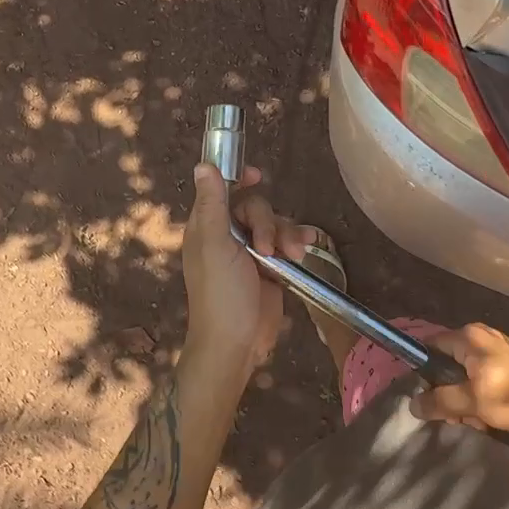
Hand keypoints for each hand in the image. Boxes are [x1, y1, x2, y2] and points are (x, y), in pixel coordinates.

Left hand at [183, 163, 314, 372]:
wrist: (237, 343)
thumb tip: (202, 165)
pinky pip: (286, 242)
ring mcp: (249, 253)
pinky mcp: (270, 268)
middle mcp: (227, 236)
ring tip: (292, 256)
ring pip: (274, 224)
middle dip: (267, 222)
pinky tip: (306, 247)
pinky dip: (297, 241)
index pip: (221, 191)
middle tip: (267, 248)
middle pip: (254, 208)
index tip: (256, 176)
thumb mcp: (215, 246)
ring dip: (285, 235)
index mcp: (207, 228)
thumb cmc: (220, 295)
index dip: (237, 179)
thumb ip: (213, 205)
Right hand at [411, 323, 508, 433]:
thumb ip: (439, 401)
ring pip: (465, 373)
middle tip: (458, 418)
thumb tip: (412, 404)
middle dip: (449, 393)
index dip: (425, 374)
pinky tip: (490, 416)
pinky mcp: (508, 360)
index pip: (429, 347)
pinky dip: (480, 394)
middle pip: (447, 362)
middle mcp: (480, 334)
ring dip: (465, 399)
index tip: (430, 399)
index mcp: (468, 337)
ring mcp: (496, 346)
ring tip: (477, 420)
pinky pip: (481, 375)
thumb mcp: (472, 403)